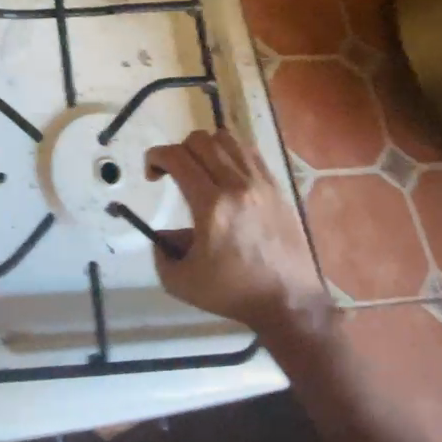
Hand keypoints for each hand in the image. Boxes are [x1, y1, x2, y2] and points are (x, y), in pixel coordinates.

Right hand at [145, 130, 330, 340]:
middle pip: (200, 141)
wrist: (289, 303)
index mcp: (211, 206)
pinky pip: (250, 152)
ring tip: (201, 169)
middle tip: (173, 173)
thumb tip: (159, 235)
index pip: (177, 157)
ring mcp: (261, 183)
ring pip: (226, 139)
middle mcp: (236, 185)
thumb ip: (160, 253)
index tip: (151, 175)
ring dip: (205, 147)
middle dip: (178, 151)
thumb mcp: (181, 282)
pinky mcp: (277, 188)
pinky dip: (231, 152)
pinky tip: (226, 173)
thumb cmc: (234, 293)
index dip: (155, 157)